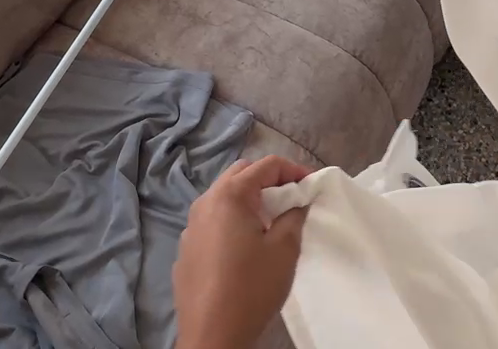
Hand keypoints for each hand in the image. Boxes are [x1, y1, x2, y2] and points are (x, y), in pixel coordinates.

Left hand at [174, 155, 312, 348]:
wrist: (211, 339)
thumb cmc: (251, 288)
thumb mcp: (284, 249)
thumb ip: (294, 215)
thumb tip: (298, 200)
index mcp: (229, 195)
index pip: (266, 165)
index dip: (294, 170)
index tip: (312, 184)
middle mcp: (205, 202)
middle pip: (241, 174)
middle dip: (268, 180)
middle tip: (290, 198)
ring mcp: (191, 227)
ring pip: (223, 197)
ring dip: (248, 199)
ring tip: (269, 221)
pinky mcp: (185, 250)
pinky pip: (212, 222)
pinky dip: (231, 221)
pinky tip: (243, 247)